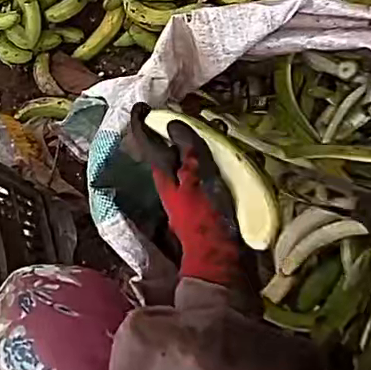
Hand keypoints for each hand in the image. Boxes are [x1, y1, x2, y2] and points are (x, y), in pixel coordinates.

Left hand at [123, 104, 248, 291]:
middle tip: (189, 115)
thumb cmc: (207, 220)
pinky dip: (213, 161)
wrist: (224, 263)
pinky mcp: (204, 202)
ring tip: (216, 133)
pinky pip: (204, 173)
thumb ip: (186, 151)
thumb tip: (172, 124)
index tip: (141, 106)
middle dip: (176, 130)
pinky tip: (230, 161)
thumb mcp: (197, 180)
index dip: (140, 121)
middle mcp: (171, 181)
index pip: (145, 141)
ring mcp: (188, 192)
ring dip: (198, 144)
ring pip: (187, 159)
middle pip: (167, 148)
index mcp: (164, 173)